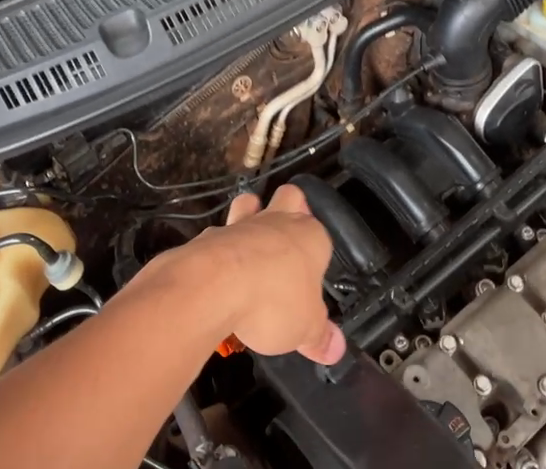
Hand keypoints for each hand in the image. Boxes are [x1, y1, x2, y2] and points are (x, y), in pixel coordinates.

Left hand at [190, 185, 345, 363]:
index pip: (320, 235)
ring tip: (248, 249)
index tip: (310, 279)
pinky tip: (217, 274)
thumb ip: (320, 336)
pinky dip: (218, 249)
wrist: (214, 286)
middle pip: (289, 197)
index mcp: (310, 238)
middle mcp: (279, 222)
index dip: (316, 254)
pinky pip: (218, 235)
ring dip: (249, 217)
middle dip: (288, 208)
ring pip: (249, 205)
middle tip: (285, 241)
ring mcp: (242, 225)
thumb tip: (336, 349)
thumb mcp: (305, 328)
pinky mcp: (210, 236)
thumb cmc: (274, 302)